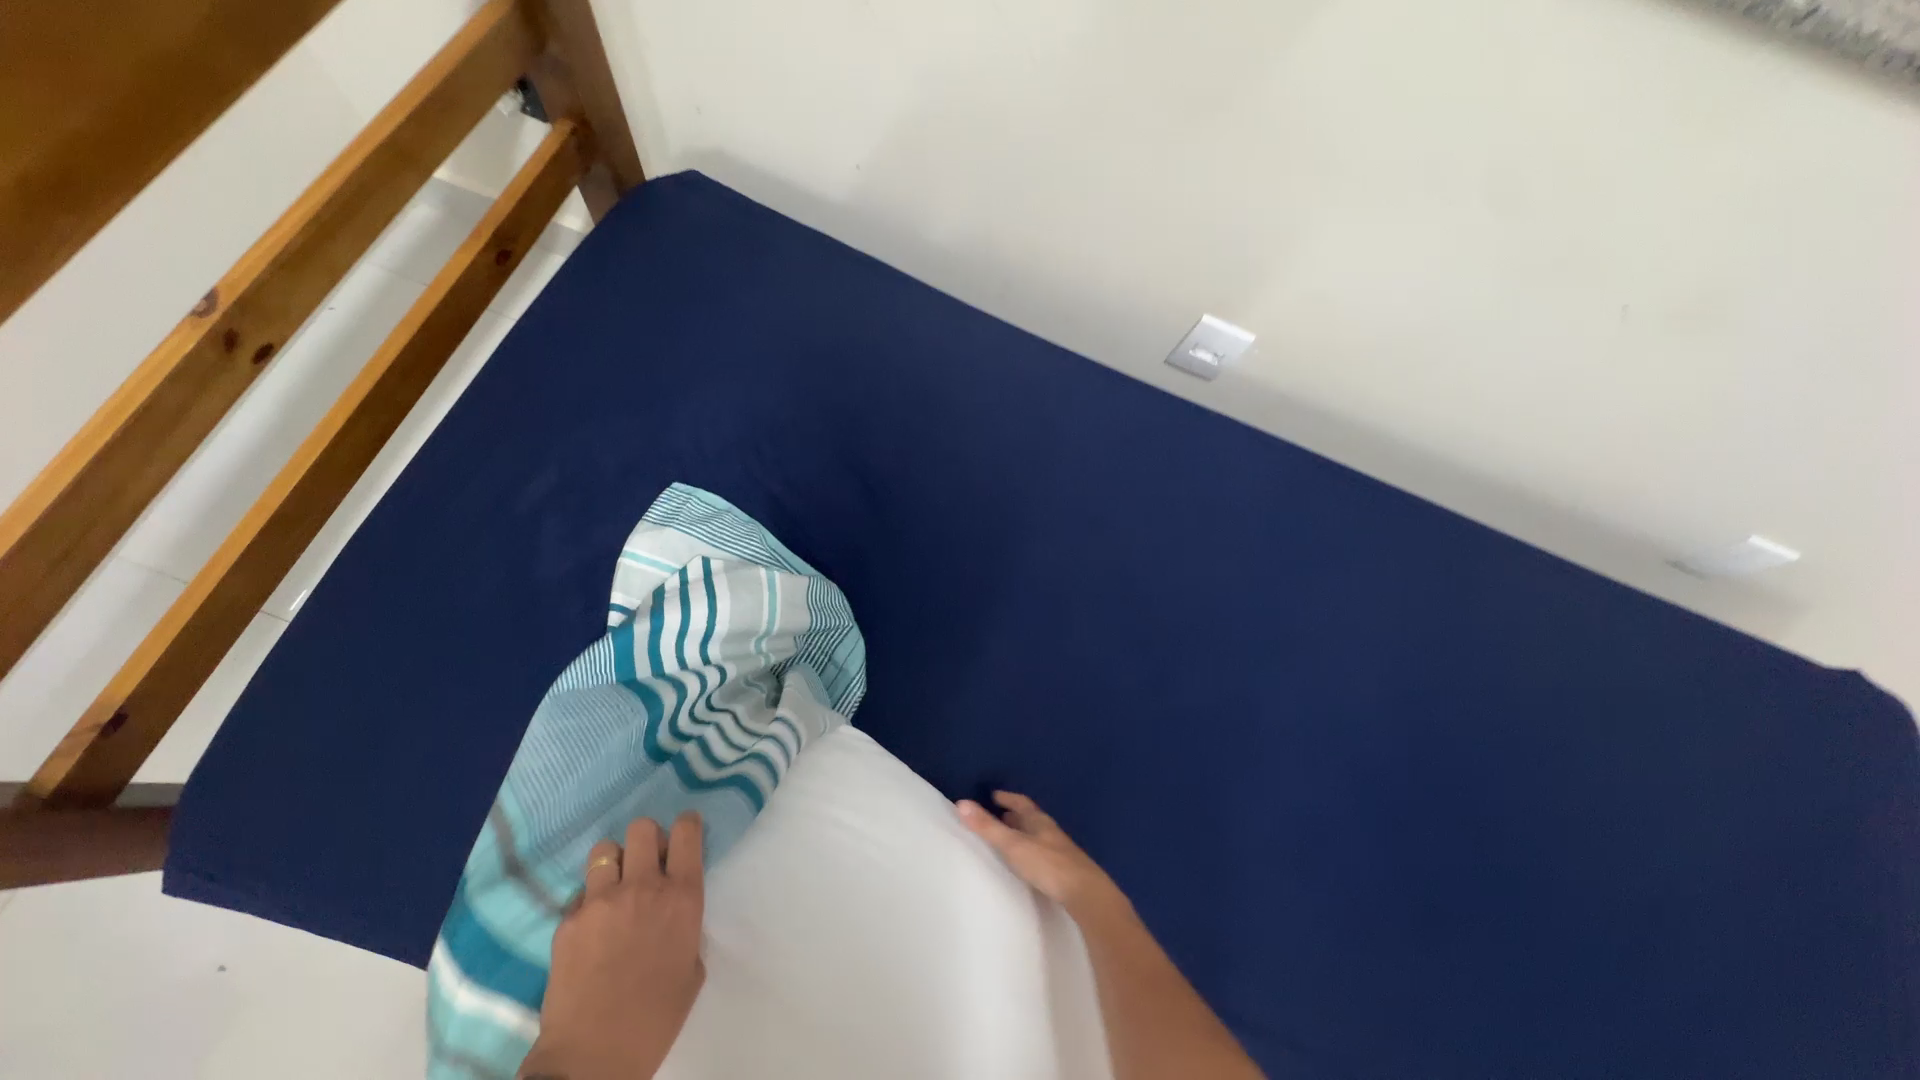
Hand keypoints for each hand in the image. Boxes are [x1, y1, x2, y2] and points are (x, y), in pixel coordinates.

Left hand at [519, 812, 705, 1079]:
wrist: (593, 1054)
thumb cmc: (656, 1017)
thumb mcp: (691, 968)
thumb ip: (685, 927)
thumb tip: (671, 912)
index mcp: (682, 898)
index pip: (686, 833)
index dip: (687, 825)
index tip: (685, 831)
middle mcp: (642, 887)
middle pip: (641, 829)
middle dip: (647, 838)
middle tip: (648, 861)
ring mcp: (600, 901)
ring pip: (604, 850)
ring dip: (614, 862)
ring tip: (614, 887)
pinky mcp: (568, 920)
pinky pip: (581, 892)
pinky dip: (590, 901)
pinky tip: (592, 929)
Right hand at [957, 791, 1120, 916]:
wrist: (1085, 892)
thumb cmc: (1047, 864)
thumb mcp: (1013, 845)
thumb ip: (988, 827)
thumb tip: (961, 803)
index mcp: (1039, 822)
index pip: (1022, 803)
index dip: (1008, 798)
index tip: (994, 795)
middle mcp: (1050, 833)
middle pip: (1031, 819)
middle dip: (1014, 816)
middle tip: (998, 815)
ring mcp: (1060, 852)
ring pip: (1038, 836)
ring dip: (1023, 834)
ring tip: (1009, 838)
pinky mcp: (1064, 871)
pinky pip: (1042, 854)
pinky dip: (1030, 851)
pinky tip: (1027, 863)